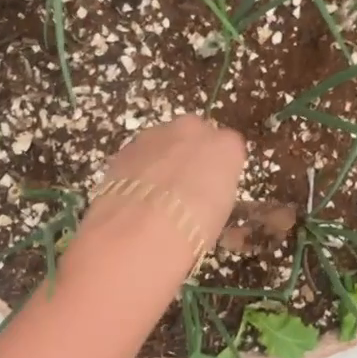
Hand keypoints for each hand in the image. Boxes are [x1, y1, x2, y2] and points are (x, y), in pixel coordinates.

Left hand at [82, 116, 246, 267]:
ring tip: (155, 195)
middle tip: (184, 187)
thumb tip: (206, 198)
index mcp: (226, 146)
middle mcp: (194, 130)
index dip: (220, 170)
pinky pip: (139, 154)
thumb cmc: (194, 225)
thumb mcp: (219, 214)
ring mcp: (157, 133)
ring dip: (162, 160)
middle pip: (195, 136)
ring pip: (164, 142)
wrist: (142, 227)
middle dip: (190, 156)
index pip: (229, 149)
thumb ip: (216, 193)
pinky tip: (135, 195)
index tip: (213, 188)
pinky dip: (138, 168)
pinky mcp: (127, 146)